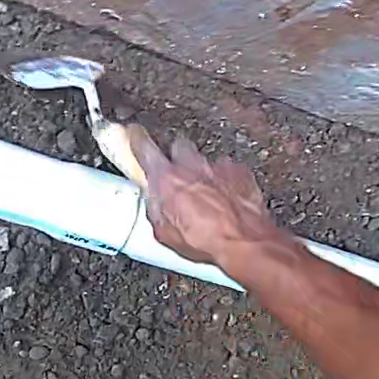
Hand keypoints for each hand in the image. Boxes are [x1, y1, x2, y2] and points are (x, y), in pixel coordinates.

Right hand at [129, 126, 286, 265]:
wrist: (243, 242)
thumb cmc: (205, 240)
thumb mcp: (164, 233)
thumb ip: (155, 209)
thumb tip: (154, 204)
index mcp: (166, 179)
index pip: (145, 148)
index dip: (138, 140)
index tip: (135, 136)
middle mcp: (191, 166)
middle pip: (178, 147)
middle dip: (175, 158)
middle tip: (175, 177)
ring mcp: (217, 166)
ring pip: (203, 160)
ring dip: (201, 174)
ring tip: (204, 199)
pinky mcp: (239, 172)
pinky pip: (226, 170)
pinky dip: (223, 182)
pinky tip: (224, 201)